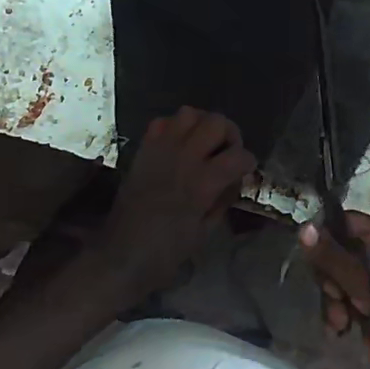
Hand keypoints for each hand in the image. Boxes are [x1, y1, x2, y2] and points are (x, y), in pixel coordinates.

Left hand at [91, 107, 255, 300]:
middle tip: (227, 152)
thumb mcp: (206, 231)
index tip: (246, 171)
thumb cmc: (166, 251)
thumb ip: (222, 200)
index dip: (248, 162)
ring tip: (203, 142)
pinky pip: (163, 122)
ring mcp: (161, 149)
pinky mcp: (143, 150)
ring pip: (190, 113)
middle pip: (216, 122)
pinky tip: (178, 144)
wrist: (121, 255)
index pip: (239, 156)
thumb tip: (232, 181)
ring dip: (202, 125)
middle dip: (230, 134)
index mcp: (203, 182)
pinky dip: (175, 128)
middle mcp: (184, 157)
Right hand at [299, 211, 369, 368]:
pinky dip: (336, 311)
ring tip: (341, 318)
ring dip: (331, 299)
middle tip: (336, 294)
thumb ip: (332, 257)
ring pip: (333, 276)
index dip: (327, 237)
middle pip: (335, 249)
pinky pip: (338, 297)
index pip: (346, 221)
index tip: (315, 257)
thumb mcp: (363, 282)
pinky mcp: (365, 303)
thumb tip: (303, 228)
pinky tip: (342, 328)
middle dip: (330, 277)